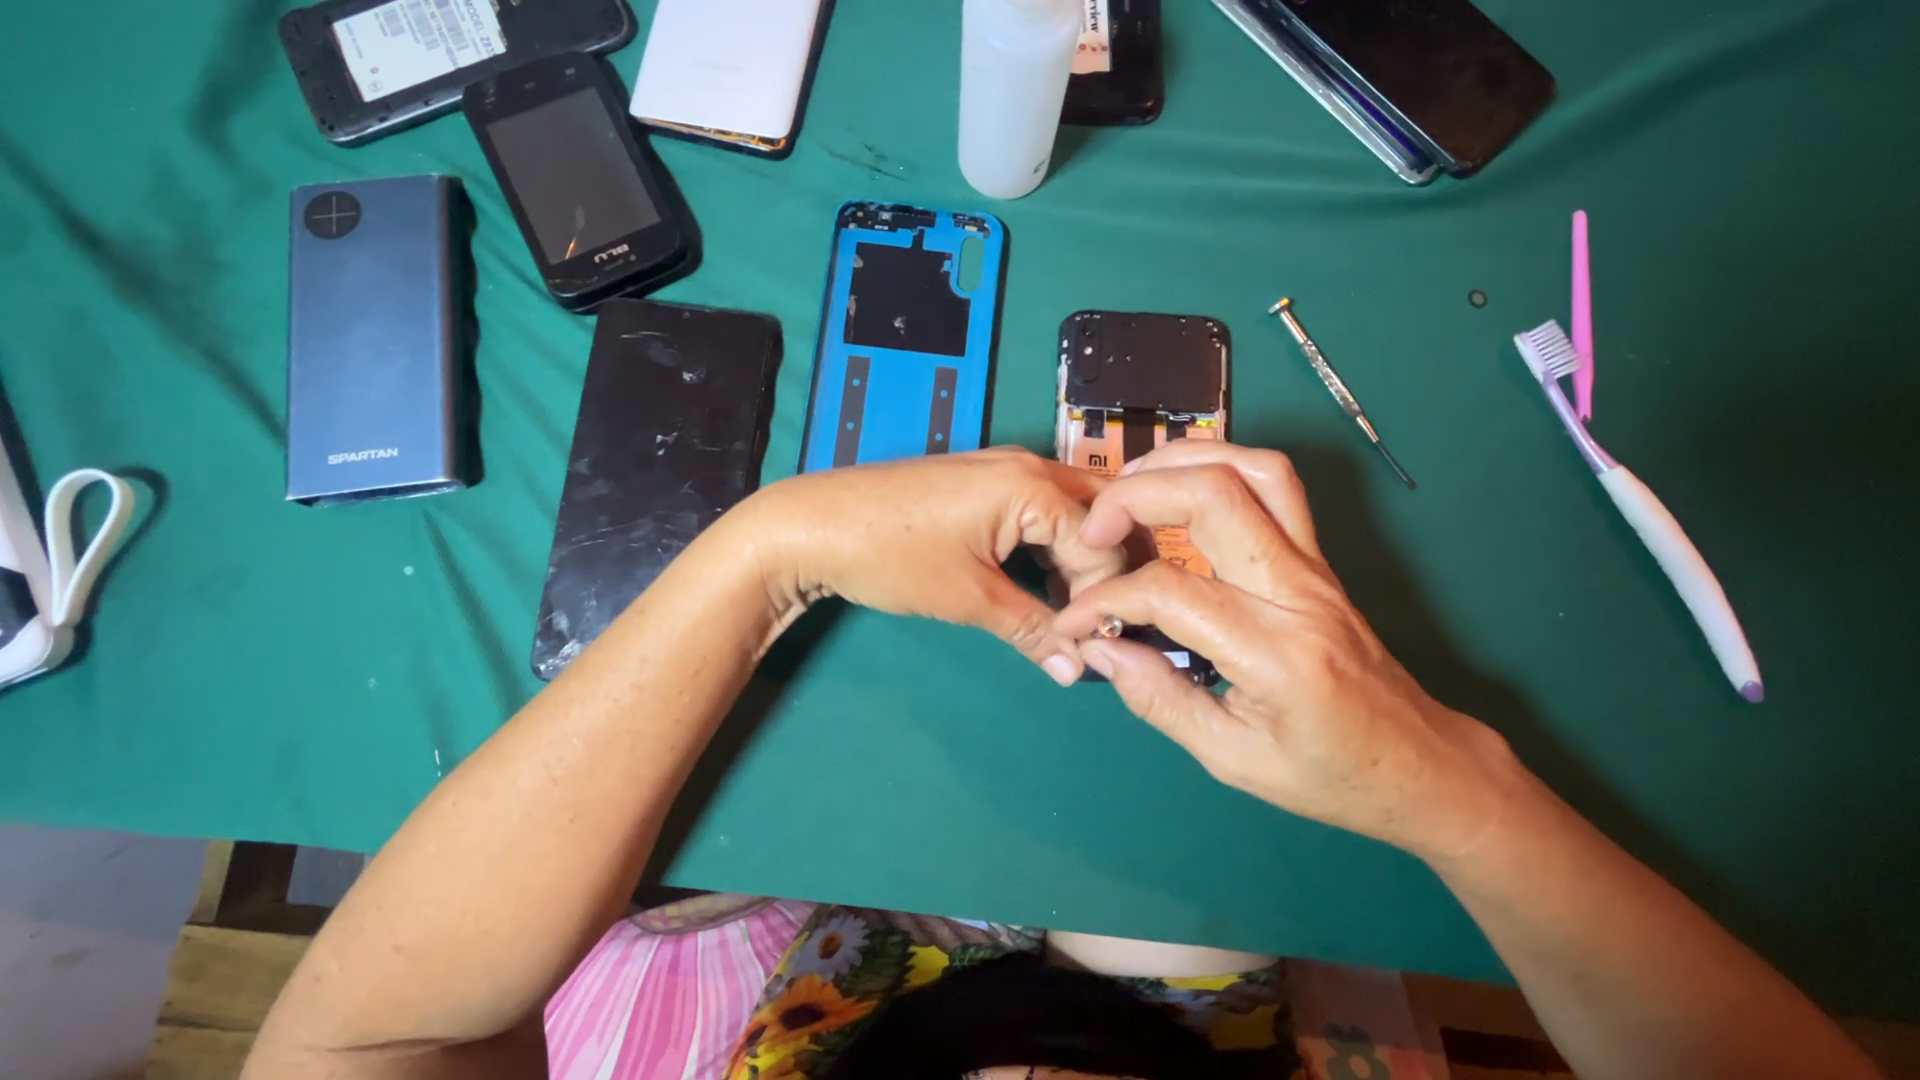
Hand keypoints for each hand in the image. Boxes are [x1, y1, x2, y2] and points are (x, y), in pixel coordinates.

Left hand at [730, 449, 1124, 685]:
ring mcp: (1002, 469)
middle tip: (1102, 620)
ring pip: (1069, 512)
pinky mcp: (980, 482)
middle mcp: (1027, 465)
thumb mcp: (968, 598)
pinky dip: (1049, 546)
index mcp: (1033, 485)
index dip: (1106, 596)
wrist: (812, 526)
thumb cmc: (892, 556)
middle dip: (1106, 568)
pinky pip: (1038, 509)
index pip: (1101, 542)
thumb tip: (1078, 670)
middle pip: (1097, 516)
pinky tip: (1043, 584)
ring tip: (1073, 611)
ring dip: (1078, 559)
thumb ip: (1033, 630)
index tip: (1100, 642)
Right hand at [1053, 441, 1523, 858]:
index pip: (1172, 592)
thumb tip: (1098, 646)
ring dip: (1181, 462)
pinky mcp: (1318, 559)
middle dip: (1135, 498)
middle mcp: (1298, 593)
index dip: (1105, 598)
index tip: (1073, 619)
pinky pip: (1276, 485)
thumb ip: (1158, 700)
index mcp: (1275, 654)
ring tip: (1128, 488)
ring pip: (1253, 470)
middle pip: (1215, 497)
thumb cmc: (1325, 775)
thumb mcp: (1231, 760)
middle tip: (1093, 531)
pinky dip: (1220, 467)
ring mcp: (1315, 566)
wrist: (1418, 764)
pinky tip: (1181, 488)